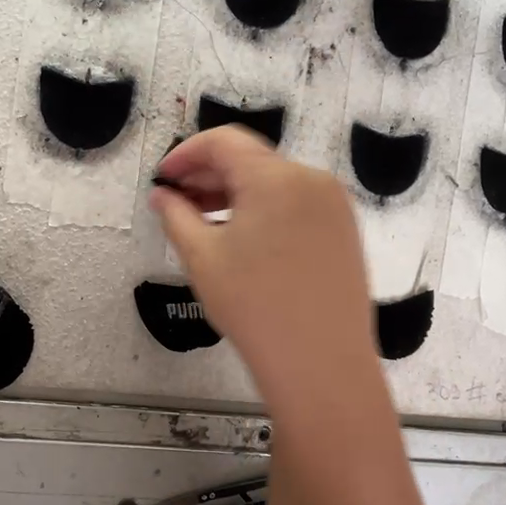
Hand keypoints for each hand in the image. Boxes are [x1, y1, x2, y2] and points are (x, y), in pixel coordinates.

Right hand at [149, 126, 377, 396]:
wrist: (321, 362)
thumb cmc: (254, 305)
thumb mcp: (202, 257)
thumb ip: (176, 216)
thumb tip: (162, 195)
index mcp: (275, 178)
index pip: (223, 142)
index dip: (186, 154)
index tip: (163, 178)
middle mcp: (310, 179)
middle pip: (250, 159)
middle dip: (208, 174)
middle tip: (175, 201)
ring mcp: (333, 205)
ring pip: (273, 181)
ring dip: (234, 192)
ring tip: (202, 221)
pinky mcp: (343, 230)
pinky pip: (295, 202)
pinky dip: (262, 208)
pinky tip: (239, 237)